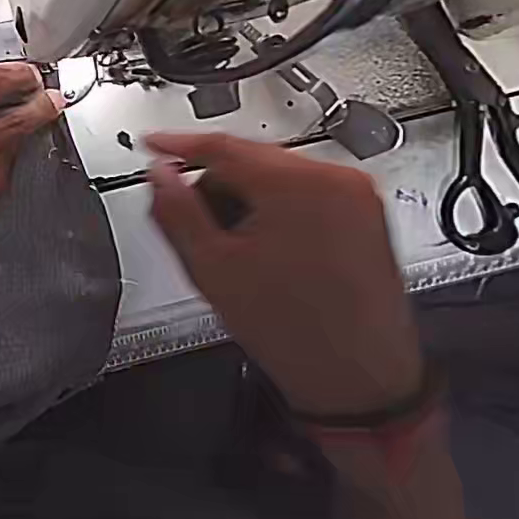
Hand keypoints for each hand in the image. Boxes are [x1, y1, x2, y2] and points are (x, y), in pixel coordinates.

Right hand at [144, 131, 421, 418]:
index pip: (223, 146)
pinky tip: (261, 248)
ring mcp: (357, 195)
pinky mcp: (365, 212)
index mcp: (298, 185)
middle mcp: (336, 179)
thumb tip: (159, 174)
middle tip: (188, 216)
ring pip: (275, 174)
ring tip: (231, 246)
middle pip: (250, 159)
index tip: (154, 144)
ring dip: (243, 198)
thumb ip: (176, 210)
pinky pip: (304, 191)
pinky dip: (273, 207)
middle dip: (212, 184)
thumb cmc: (297, 331)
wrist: (356, 375)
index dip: (177, 144)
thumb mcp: (212, 266)